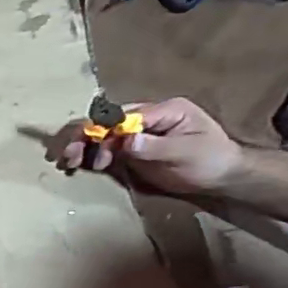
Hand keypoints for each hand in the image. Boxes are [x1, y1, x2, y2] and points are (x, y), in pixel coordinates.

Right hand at [56, 98, 244, 196]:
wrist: (221, 177)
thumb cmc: (210, 159)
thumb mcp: (186, 151)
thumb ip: (155, 146)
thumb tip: (125, 140)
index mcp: (163, 110)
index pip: (125, 115)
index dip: (102, 127)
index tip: (85, 142)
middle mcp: (146, 119)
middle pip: (108, 121)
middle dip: (84, 135)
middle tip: (66, 153)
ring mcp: (137, 135)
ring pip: (102, 135)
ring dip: (82, 145)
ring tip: (67, 160)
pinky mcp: (132, 152)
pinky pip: (105, 150)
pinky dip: (89, 155)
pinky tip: (76, 163)